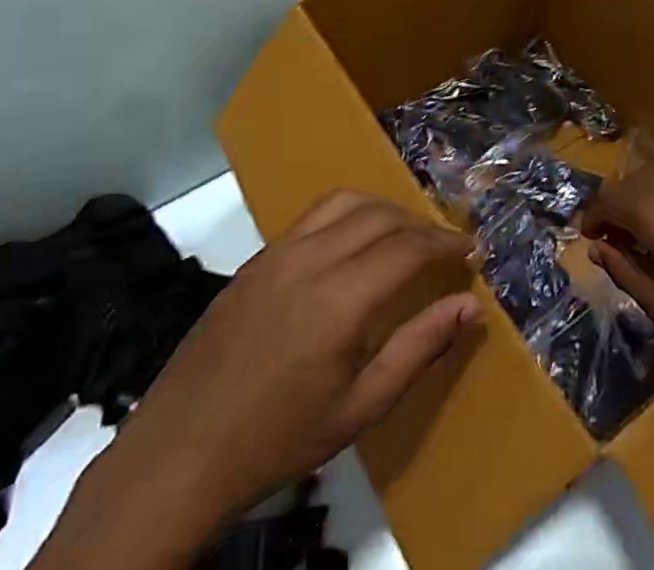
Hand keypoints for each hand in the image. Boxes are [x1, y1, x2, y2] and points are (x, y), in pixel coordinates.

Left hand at [30, 192, 477, 569]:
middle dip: (421, 224)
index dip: (446, 244)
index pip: (408, 247)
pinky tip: (353, 246)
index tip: (472, 251)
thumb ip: (419, 348)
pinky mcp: (254, 261)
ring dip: (384, 209)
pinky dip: (346, 216)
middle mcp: (309, 260)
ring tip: (406, 235)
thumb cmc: (279, 438)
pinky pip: (311, 218)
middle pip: (380, 216)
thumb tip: (469, 306)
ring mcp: (275, 254)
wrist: (181, 451)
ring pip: (343, 203)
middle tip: (446, 247)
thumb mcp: (361, 407)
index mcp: (340, 299)